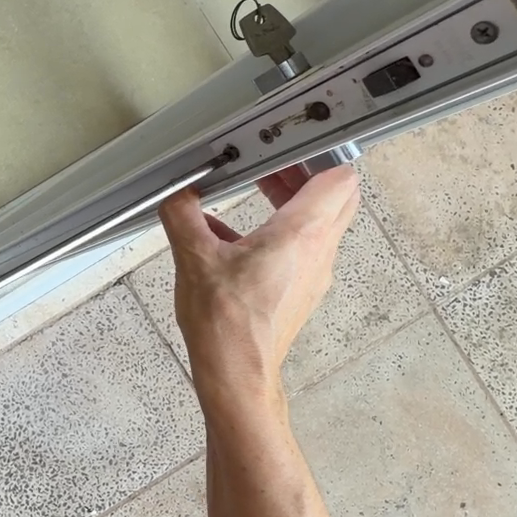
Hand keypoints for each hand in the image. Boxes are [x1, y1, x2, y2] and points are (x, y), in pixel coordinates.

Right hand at [158, 164, 359, 410]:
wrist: (236, 370)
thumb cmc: (225, 323)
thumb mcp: (193, 258)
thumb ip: (184, 217)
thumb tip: (178, 196)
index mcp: (301, 235)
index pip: (338, 176)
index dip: (318, 154)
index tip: (289, 146)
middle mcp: (318, 251)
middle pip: (336, 196)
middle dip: (306, 174)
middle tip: (271, 166)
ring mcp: (314, 273)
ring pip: (321, 222)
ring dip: (293, 203)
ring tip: (254, 195)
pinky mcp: (300, 290)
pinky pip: (301, 248)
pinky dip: (279, 232)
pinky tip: (236, 240)